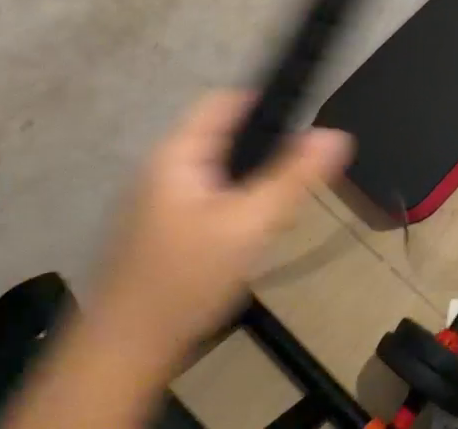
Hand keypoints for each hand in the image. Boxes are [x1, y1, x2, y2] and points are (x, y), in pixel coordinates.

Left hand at [88, 91, 353, 367]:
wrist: (120, 356)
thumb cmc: (186, 279)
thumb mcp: (251, 224)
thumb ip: (295, 177)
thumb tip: (336, 135)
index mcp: (176, 155)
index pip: (224, 101)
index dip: (266, 101)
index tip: (303, 122)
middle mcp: (157, 170)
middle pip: (221, 137)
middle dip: (261, 151)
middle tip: (295, 175)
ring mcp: (150, 203)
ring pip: (212, 172)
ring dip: (246, 182)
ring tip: (275, 208)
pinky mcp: (152, 233)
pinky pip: (200, 199)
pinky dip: (227, 206)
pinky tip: (243, 238)